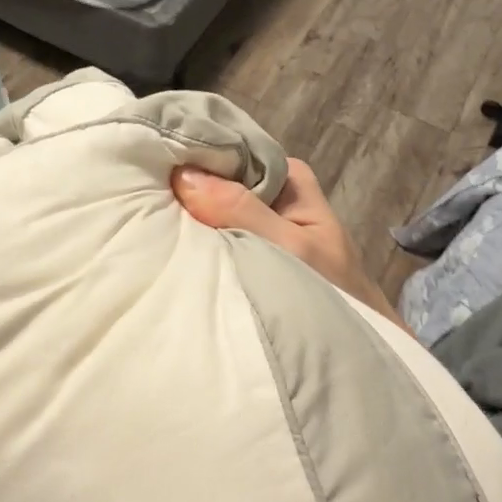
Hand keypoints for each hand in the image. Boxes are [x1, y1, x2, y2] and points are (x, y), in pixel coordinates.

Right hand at [171, 159, 408, 331]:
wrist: (357, 353)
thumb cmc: (334, 295)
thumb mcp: (290, 249)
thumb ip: (241, 210)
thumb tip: (182, 173)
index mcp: (287, 176)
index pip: (232, 149)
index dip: (195, 154)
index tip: (154, 161)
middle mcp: (271, 191)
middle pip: (219, 177)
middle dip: (187, 186)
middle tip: (144, 193)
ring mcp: (257, 222)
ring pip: (213, 206)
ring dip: (187, 215)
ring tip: (148, 214)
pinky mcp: (246, 251)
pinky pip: (213, 235)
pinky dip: (195, 240)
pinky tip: (166, 241)